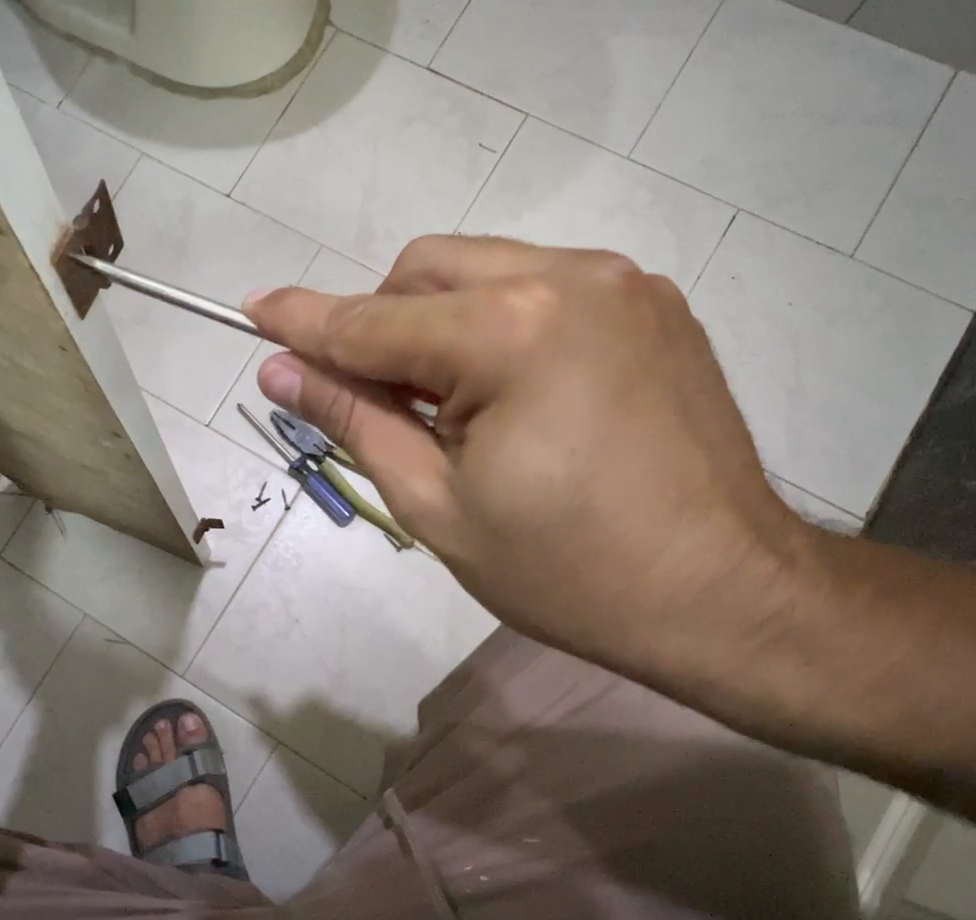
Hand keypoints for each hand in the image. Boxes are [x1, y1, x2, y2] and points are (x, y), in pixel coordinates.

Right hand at [246, 235, 812, 673]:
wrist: (723, 594)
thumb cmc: (566, 571)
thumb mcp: (435, 505)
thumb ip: (355, 420)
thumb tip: (281, 372)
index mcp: (508, 333)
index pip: (372, 320)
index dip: (303, 321)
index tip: (252, 311)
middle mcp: (567, 277)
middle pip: (426, 270)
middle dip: (381, 323)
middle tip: (377, 401)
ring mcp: (621, 282)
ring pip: (485, 270)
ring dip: (440, 323)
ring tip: (451, 407)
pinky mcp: (653, 303)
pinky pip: (542, 287)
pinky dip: (500, 324)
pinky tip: (514, 394)